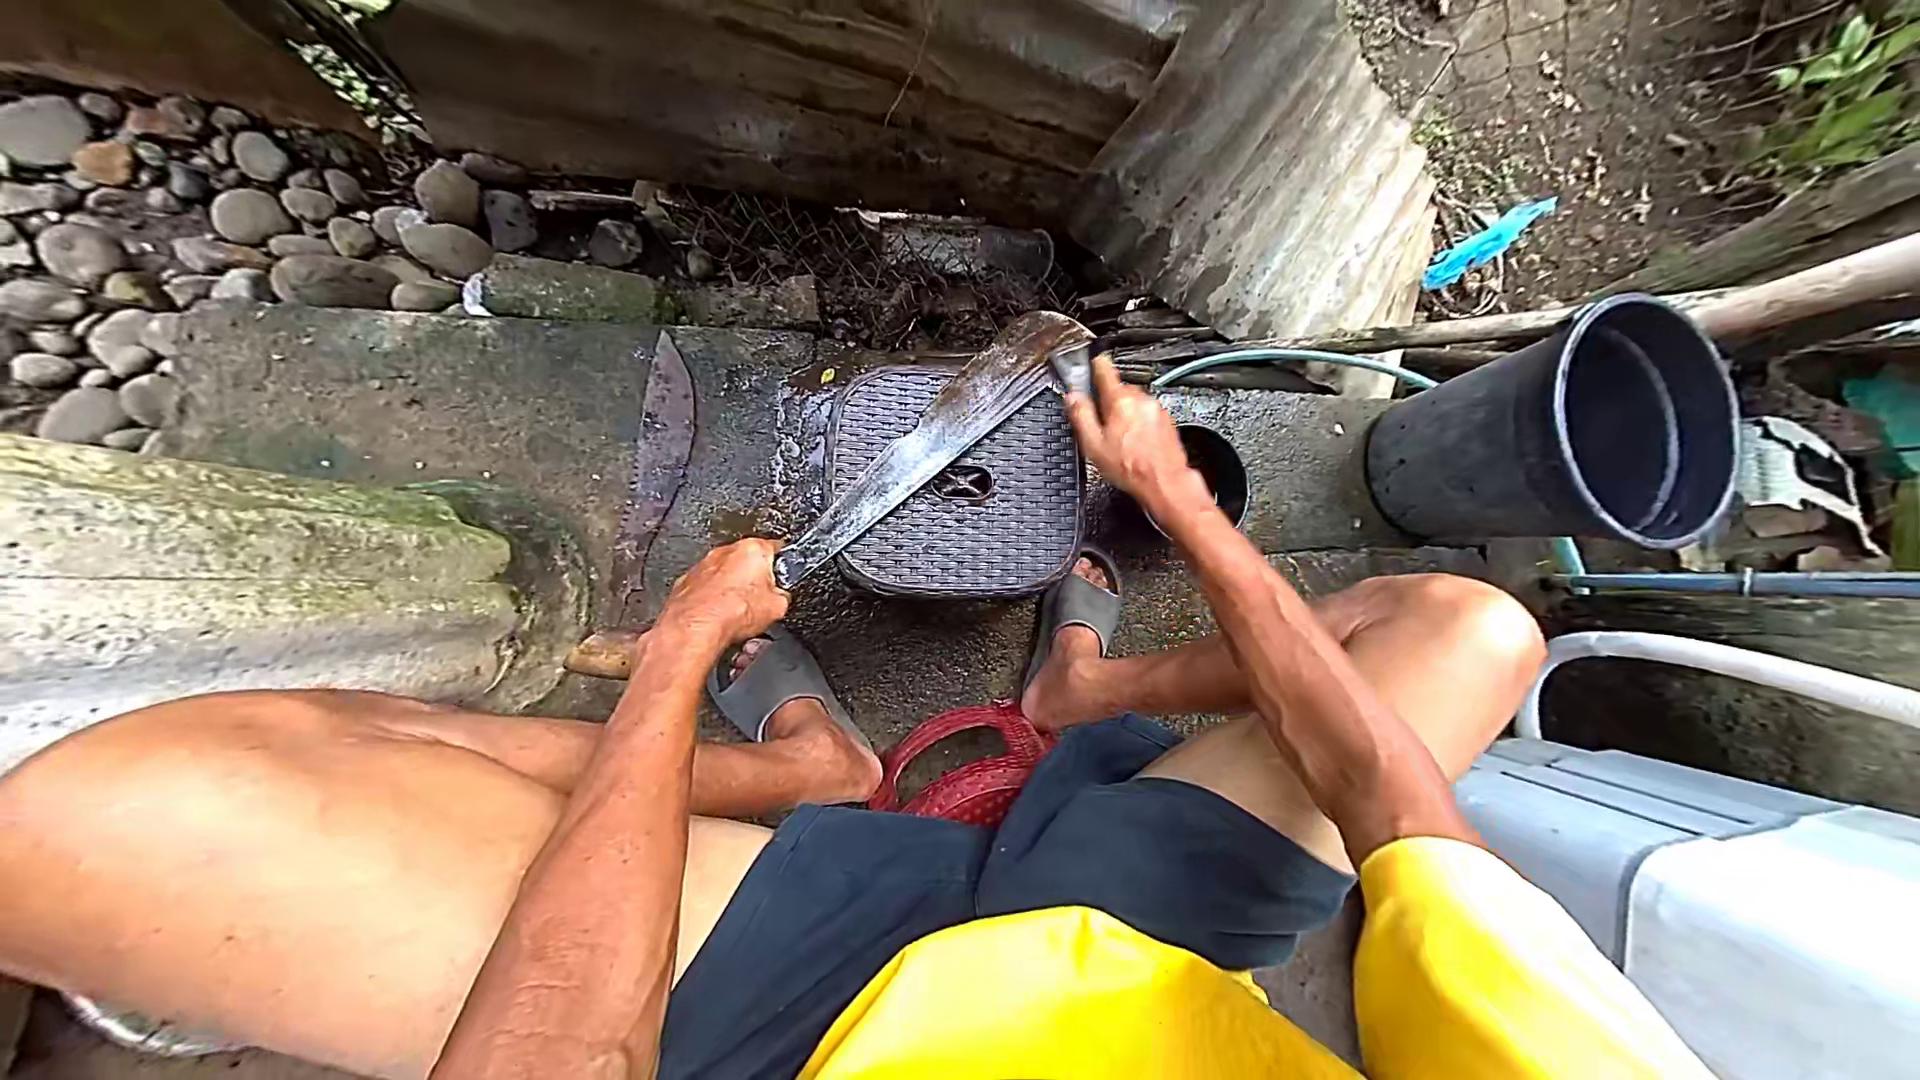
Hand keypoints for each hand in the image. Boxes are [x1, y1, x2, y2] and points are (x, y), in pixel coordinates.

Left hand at [660, 537, 788, 645]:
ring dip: (731, 589)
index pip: (776, 548)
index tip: (782, 578)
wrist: (696, 628)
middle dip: (754, 579)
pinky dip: (711, 599)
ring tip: (736, 613)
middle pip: (748, 562)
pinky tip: (717, 617)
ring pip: (724, 574)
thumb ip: (782, 595)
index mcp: (753, 549)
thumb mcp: (779, 607)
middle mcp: (725, 551)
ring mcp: (703, 565)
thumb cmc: (731, 613)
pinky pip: (705, 588)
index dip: (782, 566)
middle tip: (760, 601)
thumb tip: (779, 598)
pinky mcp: (685, 582)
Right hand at [1063, 353, 1211, 519]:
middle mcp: (1141, 399)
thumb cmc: (1131, 468)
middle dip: (1107, 403)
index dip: (1093, 365)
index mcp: (1120, 400)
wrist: (1163, 483)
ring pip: (1133, 403)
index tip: (1089, 363)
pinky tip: (1133, 444)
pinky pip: (1146, 414)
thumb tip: (1072, 398)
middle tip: (1099, 425)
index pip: (1104, 369)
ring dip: (1124, 415)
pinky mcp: (1166, 420)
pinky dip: (1138, 424)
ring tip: (1118, 440)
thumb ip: (1080, 416)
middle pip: (1118, 390)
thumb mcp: (1093, 445)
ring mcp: (1156, 409)